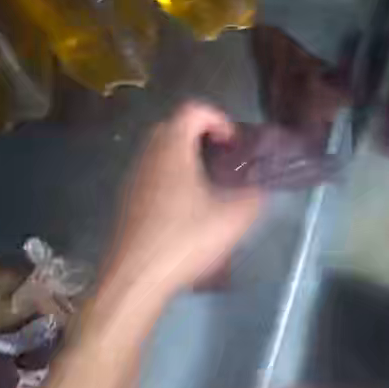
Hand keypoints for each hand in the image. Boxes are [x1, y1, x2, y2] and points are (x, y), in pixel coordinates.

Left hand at [99, 101, 263, 305]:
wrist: (135, 278)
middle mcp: (148, 155)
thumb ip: (254, 198)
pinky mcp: (127, 202)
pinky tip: (188, 212)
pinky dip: (172, 180)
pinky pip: (152, 176)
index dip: (219, 119)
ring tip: (210, 188)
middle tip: (225, 161)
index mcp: (172, 148)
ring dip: (186, 160)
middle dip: (202, 137)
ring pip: (161, 153)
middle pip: (174, 127)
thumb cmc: (184, 239)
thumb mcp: (232, 219)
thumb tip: (261, 190)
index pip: (193, 110)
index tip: (235, 145)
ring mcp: (133, 178)